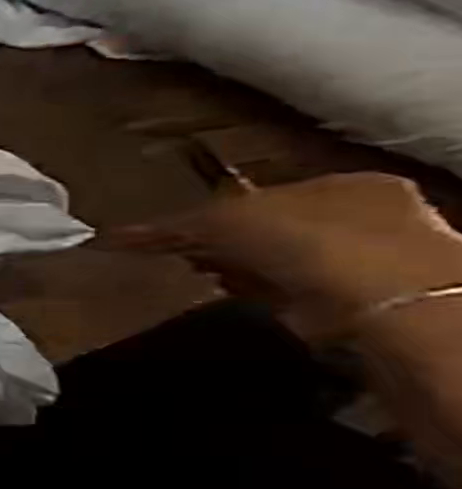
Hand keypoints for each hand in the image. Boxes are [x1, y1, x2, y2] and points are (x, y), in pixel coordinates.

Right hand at [112, 173, 461, 340]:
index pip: (269, 194)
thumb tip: (107, 236)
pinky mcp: (369, 305)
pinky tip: (237, 302)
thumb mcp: (218, 221)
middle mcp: (373, 217)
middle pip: (279, 229)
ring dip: (248, 275)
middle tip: (189, 257)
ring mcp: (379, 264)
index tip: (186, 231)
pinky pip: (297, 298)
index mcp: (348, 183)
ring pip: (287, 265)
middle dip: (234, 245)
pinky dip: (266, 301)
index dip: (222, 211)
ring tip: (205, 281)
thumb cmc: (302, 238)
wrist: (381, 300)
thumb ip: (167, 228)